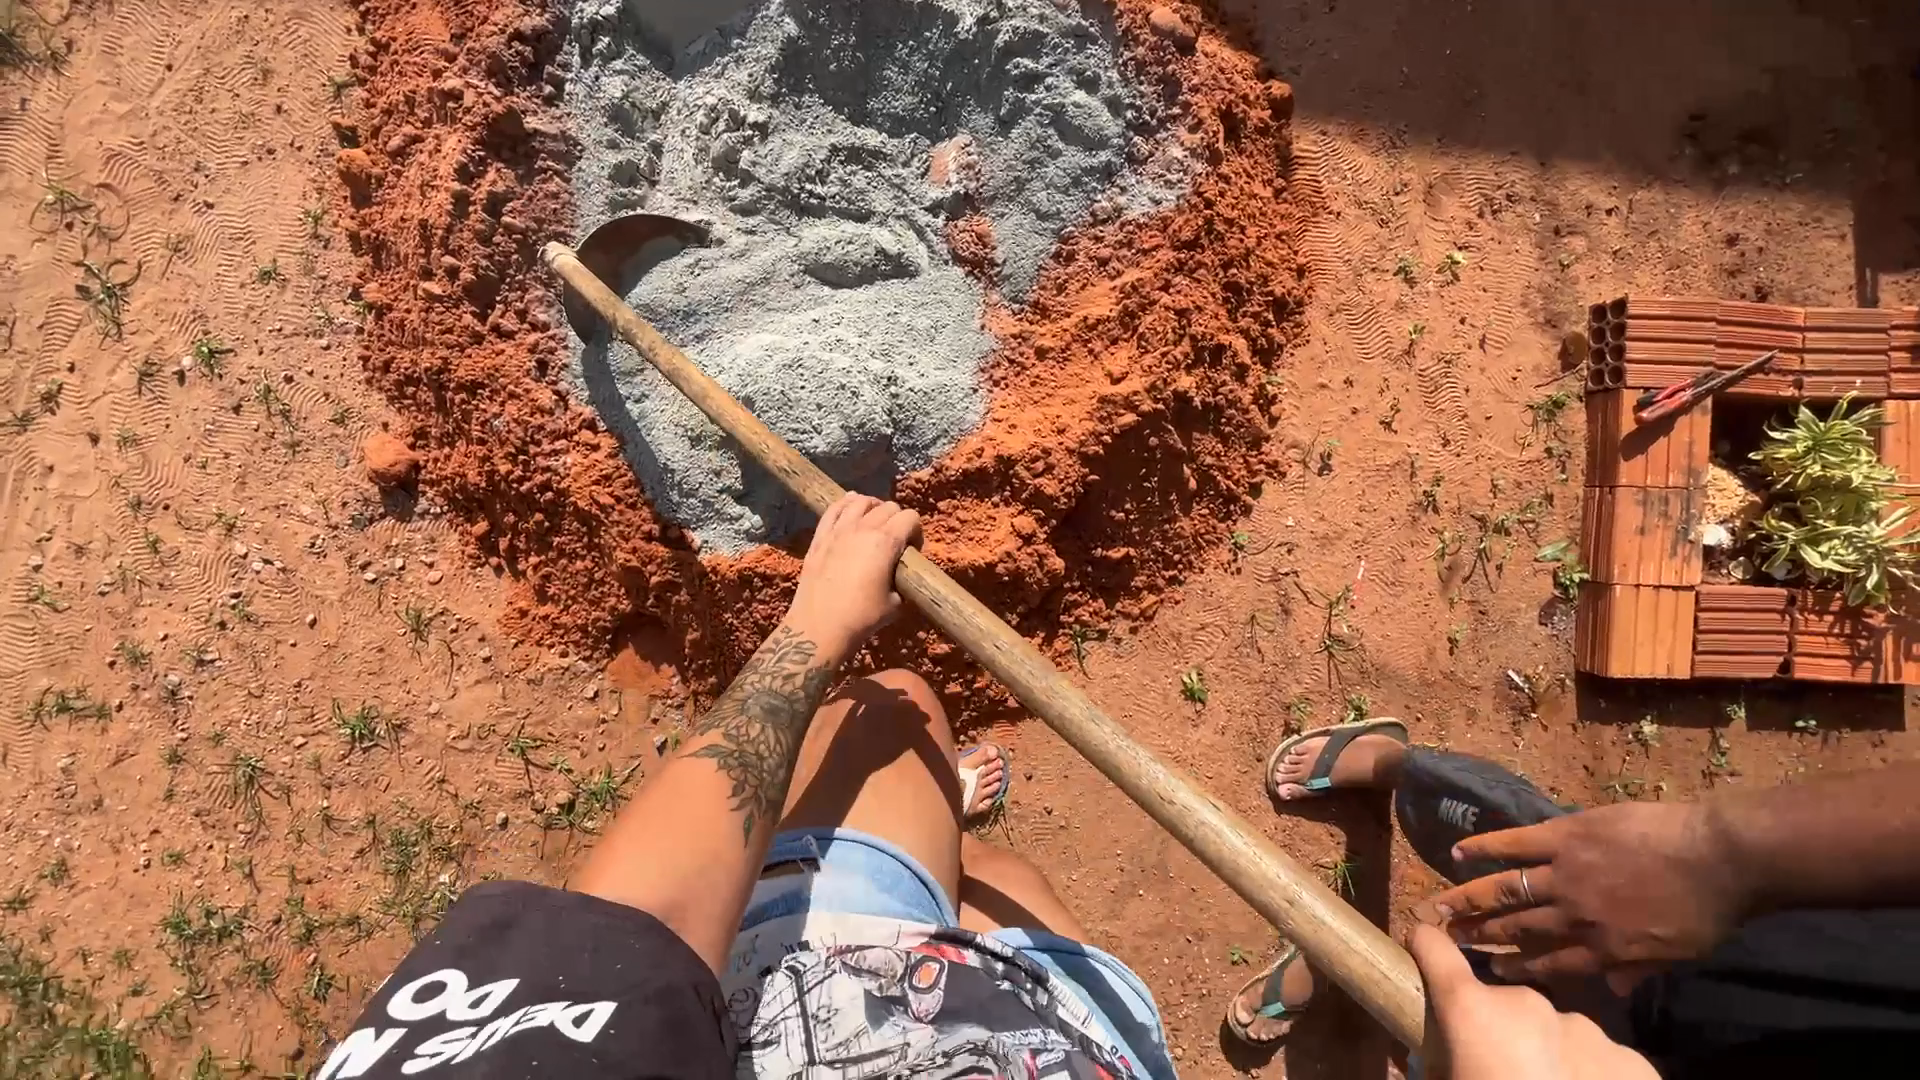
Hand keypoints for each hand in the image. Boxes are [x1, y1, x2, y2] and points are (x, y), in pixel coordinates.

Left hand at [784, 493, 920, 655]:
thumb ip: (903, 579)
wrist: (820, 626)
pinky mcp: (820, 536)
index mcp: (885, 542)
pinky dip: (846, 504)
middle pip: (889, 507)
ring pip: (861, 501)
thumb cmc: (862, 617)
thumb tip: (902, 574)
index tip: (912, 550)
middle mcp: (863, 528)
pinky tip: (851, 509)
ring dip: (874, 508)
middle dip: (898, 521)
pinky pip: (834, 508)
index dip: (916, 532)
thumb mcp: (896, 603)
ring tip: (875, 522)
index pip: (910, 517)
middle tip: (896, 542)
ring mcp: (838, 530)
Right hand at [1409, 924, 1658, 1079]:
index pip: (1432, 945)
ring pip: (1560, 1033)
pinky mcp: (1640, 1066)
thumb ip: (1434, 1066)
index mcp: (1473, 1010)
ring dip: (1554, 1058)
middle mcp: (1529, 1004)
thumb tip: (1424, 1056)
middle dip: (1504, 1035)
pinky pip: (1606, 1062)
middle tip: (1508, 1079)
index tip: (1421, 965)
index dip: (1423, 951)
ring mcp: (1589, 1032)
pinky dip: (1596, 1079)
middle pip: (1505, 1004)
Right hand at [1414, 801, 1745, 988]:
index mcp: (1605, 945)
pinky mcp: (1559, 837)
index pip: (1551, 961)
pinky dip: (1484, 847)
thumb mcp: (1679, 951)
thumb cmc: (1707, 909)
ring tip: (1441, 904)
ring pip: (1506, 887)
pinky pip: (1514, 842)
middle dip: (1480, 933)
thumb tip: (1613, 989)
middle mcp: (1574, 913)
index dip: (1518, 966)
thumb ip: (1640, 968)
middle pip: (1518, 925)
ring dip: (1471, 898)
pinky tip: (1458, 851)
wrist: (1719, 857)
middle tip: (1449, 936)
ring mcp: (1563, 872)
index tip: (1490, 969)